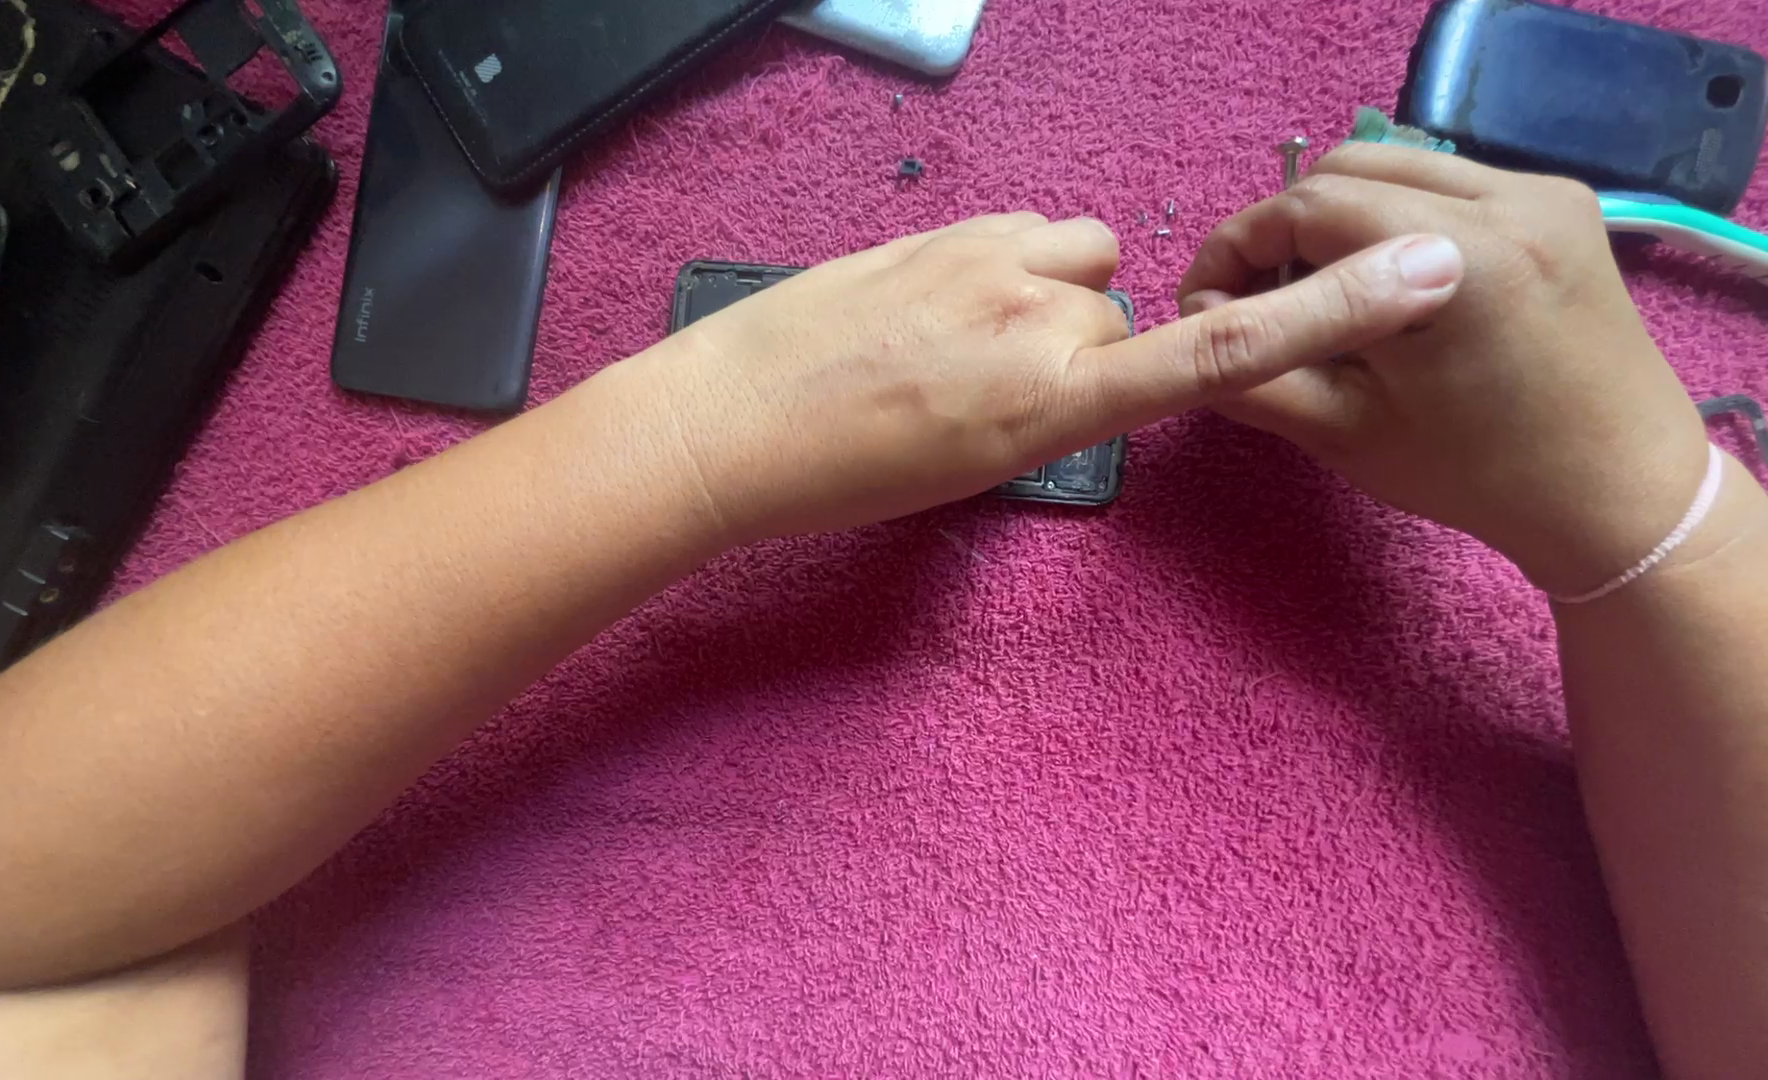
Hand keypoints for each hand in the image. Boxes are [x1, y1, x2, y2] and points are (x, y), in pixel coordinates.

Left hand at [613, 211, 1462, 543]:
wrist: (726, 427)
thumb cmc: (835, 479)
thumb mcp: (958, 477)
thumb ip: (1036, 418)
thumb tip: (1066, 378)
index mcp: (1045, 404)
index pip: (1204, 354)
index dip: (1316, 316)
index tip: (1417, 274)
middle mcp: (1032, 318)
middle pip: (1119, 317)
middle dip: (1083, 349)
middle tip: (1000, 387)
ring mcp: (980, 261)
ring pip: (1074, 260)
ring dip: (1049, 295)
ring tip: (972, 339)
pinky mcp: (931, 233)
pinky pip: (1013, 234)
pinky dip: (1001, 266)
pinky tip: (937, 304)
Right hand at [1178, 145, 1711, 595]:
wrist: (1607, 487)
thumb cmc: (1464, 471)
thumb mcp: (1332, 431)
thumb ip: (1248, 371)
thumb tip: (1194, 320)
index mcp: (1459, 261)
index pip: (1306, 206)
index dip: (1231, 248)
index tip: (1200, 306)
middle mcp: (1511, 199)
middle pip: (1343, 170)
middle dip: (1272, 232)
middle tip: (1248, 303)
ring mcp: (1541, 192)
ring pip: (1386, 167)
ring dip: (1319, 223)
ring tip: (1302, 295)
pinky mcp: (1552, 204)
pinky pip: (1430, 183)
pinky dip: (1371, 222)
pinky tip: (1361, 285)